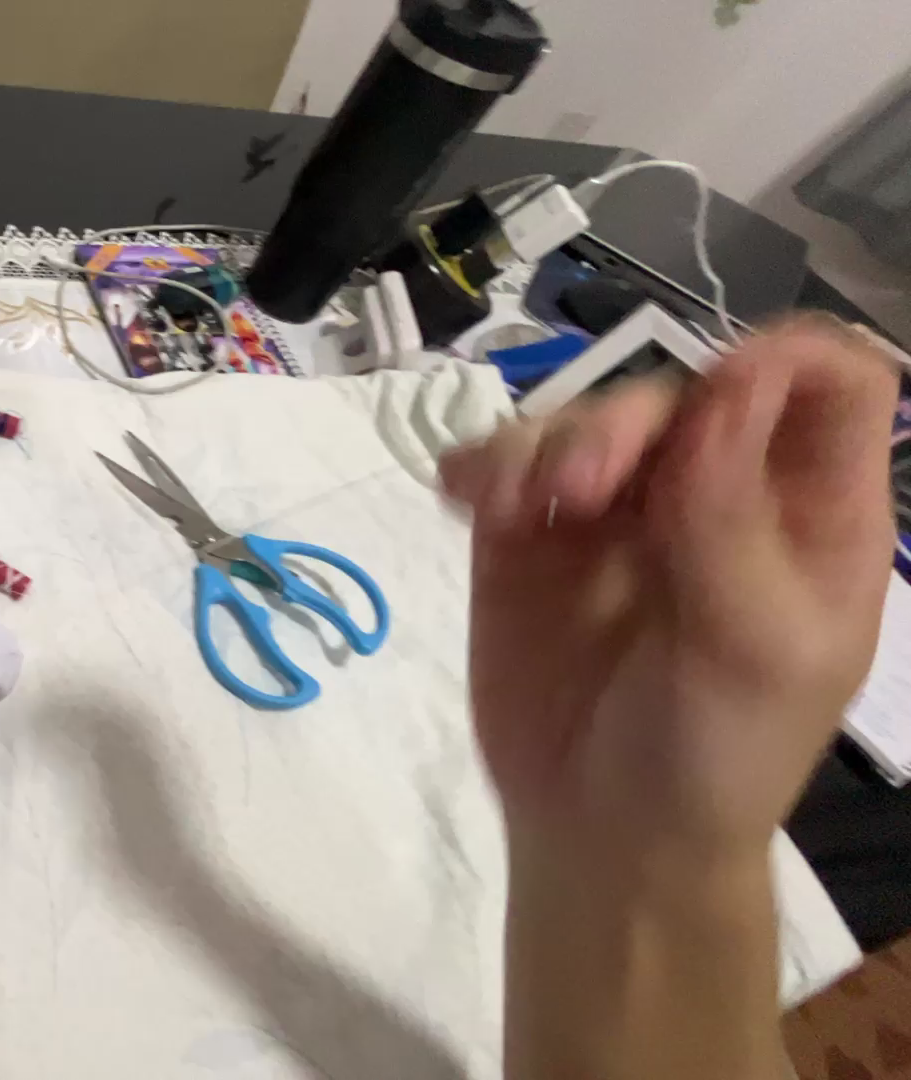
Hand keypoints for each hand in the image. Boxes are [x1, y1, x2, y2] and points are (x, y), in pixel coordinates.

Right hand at [439, 317, 897, 867]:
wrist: (594, 819)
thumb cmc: (708, 749)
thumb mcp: (753, 644)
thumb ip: (732, 517)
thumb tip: (726, 383)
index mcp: (799, 516)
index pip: (819, 389)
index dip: (773, 363)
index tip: (705, 394)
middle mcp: (698, 500)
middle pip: (666, 400)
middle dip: (612, 428)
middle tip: (570, 494)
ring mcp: (596, 522)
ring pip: (566, 428)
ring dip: (529, 450)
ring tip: (503, 511)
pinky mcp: (515, 546)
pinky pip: (493, 477)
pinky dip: (473, 470)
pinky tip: (459, 496)